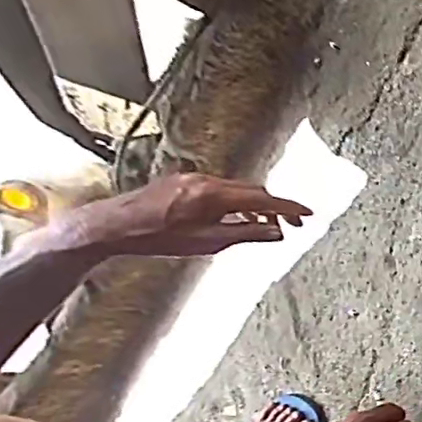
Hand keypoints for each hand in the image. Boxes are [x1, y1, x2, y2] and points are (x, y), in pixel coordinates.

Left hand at [47, 173, 312, 257]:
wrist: (112, 227)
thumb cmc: (157, 237)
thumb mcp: (210, 242)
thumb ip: (248, 233)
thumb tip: (277, 231)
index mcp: (215, 195)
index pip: (264, 198)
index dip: (290, 207)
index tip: (308, 214)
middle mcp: (205, 181)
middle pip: (253, 190)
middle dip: (276, 206)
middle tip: (293, 224)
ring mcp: (191, 179)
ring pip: (237, 189)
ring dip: (257, 204)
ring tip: (268, 223)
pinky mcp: (181, 183)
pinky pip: (220, 188)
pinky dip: (237, 201)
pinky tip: (238, 216)